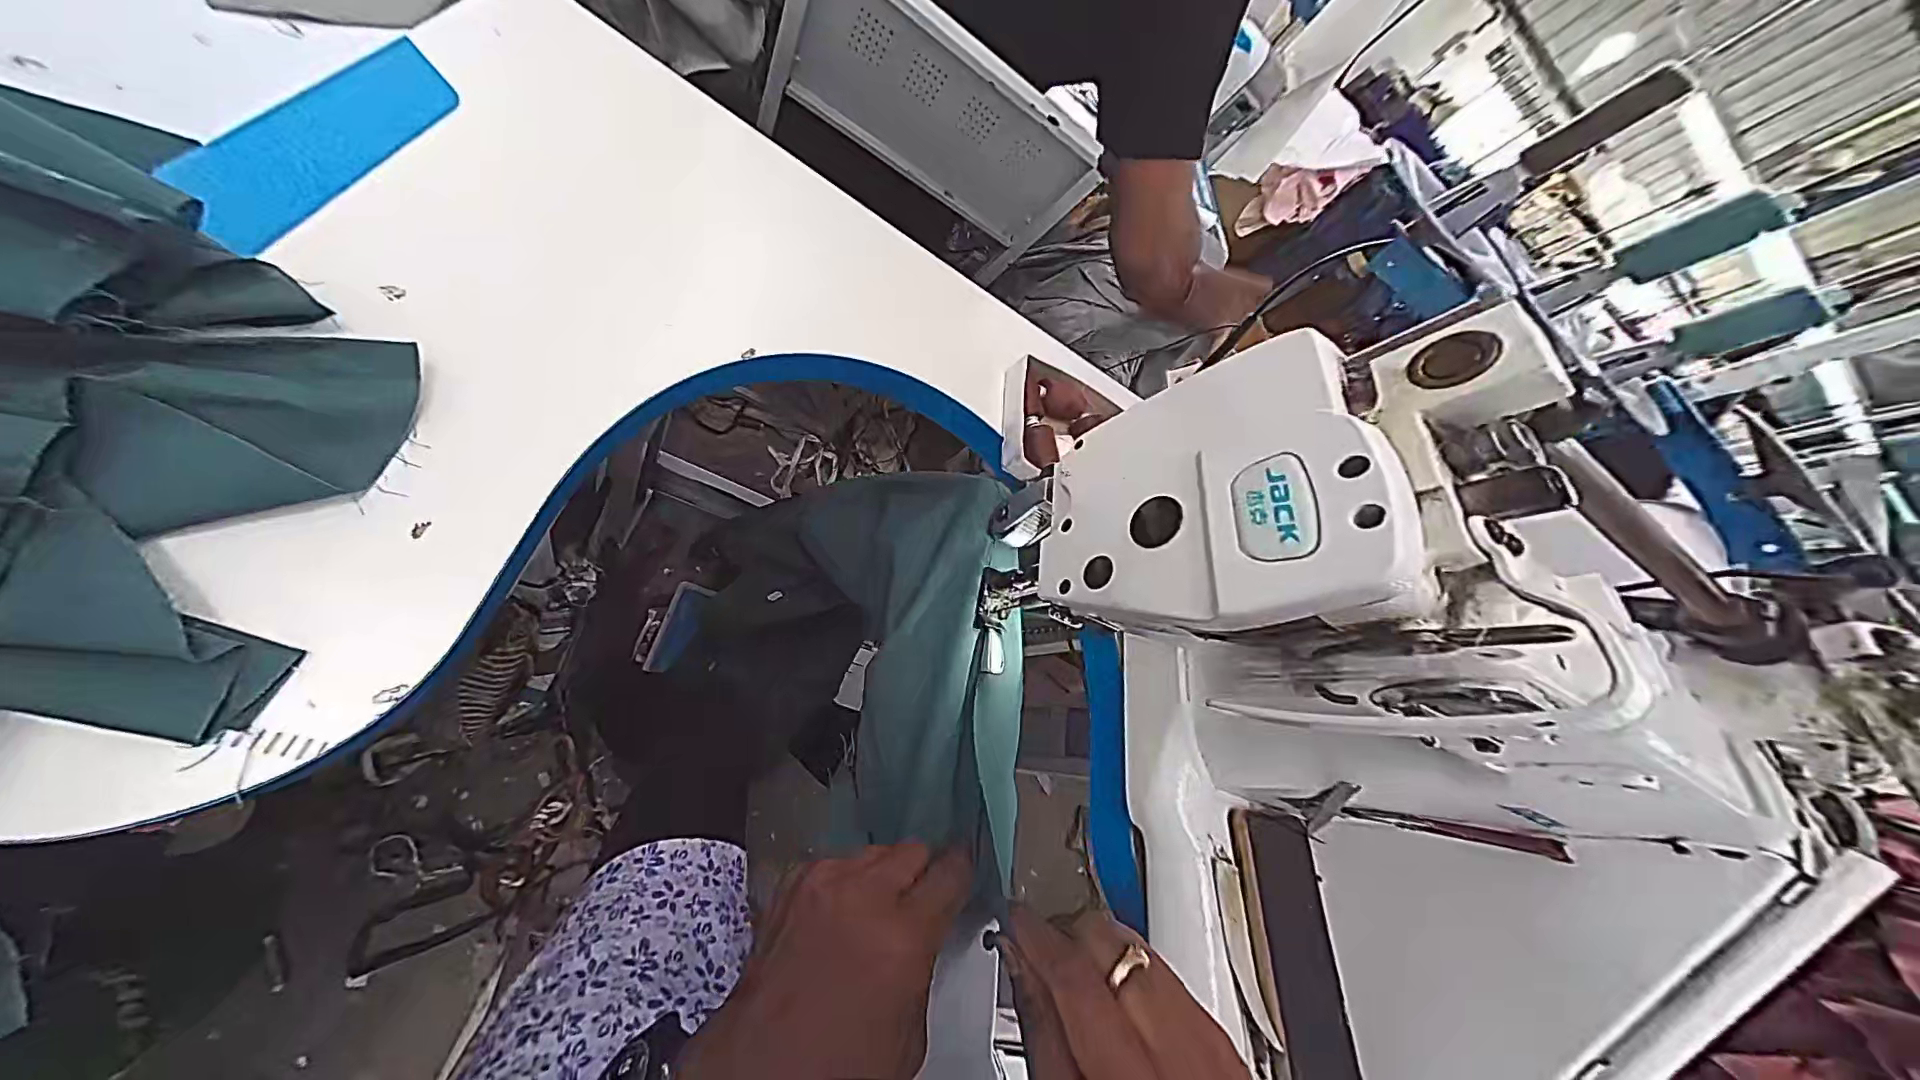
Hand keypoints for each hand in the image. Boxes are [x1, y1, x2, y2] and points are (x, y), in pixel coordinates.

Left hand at [678, 843, 972, 1079]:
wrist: (757, 1069)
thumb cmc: (831, 1065)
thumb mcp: (909, 1032)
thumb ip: (926, 962)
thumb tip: (931, 928)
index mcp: (901, 937)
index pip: (951, 871)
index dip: (962, 871)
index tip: (962, 870)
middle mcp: (862, 898)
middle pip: (914, 850)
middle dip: (922, 873)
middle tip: (920, 898)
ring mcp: (823, 884)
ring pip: (875, 852)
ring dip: (884, 875)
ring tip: (877, 910)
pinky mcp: (793, 885)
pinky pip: (836, 862)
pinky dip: (846, 881)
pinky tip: (843, 912)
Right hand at [1002, 906, 1249, 1079]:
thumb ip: (1041, 1035)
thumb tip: (1018, 963)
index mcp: (1128, 1078)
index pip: (1074, 978)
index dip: (1036, 935)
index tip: (1016, 917)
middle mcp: (1181, 1054)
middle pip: (1111, 948)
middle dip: (1066, 929)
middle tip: (1037, 937)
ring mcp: (1209, 1043)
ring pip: (1140, 949)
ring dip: (1098, 940)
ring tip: (1070, 954)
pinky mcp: (1222, 1038)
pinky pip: (1167, 972)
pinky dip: (1132, 960)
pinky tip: (1113, 973)